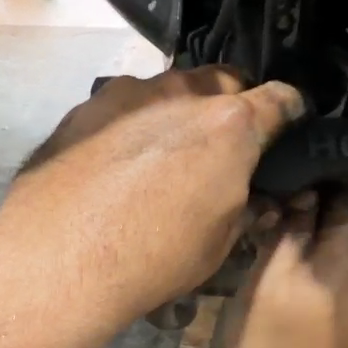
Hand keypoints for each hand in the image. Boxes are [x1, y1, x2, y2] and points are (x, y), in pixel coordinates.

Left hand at [0, 67, 304, 325]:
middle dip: (230, 109)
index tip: (285, 133)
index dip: (289, 116)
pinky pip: (124, 107)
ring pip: (170, 91)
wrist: (58, 263)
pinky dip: (133, 126)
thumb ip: (245, 207)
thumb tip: (257, 197)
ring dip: (178, 115)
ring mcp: (128, 94)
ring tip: (162, 159)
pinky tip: (118, 165)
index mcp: (230, 125)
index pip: (280, 100)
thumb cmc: (152, 260)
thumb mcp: (218, 246)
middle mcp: (182, 93)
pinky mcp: (85, 107)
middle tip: (219, 152)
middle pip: (223, 84)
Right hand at [227, 191, 347, 347]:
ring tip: (263, 228)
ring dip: (299, 239)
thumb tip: (305, 190)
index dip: (319, 177)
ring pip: (323, 255)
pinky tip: (274, 271)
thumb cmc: (274, 345)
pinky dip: (299, 266)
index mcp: (340, 256)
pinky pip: (318, 280)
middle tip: (265, 194)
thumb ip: (289, 234)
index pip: (339, 199)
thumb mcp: (270, 281)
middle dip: (303, 207)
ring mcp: (345, 304)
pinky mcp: (332, 327)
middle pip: (331, 227)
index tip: (291, 161)